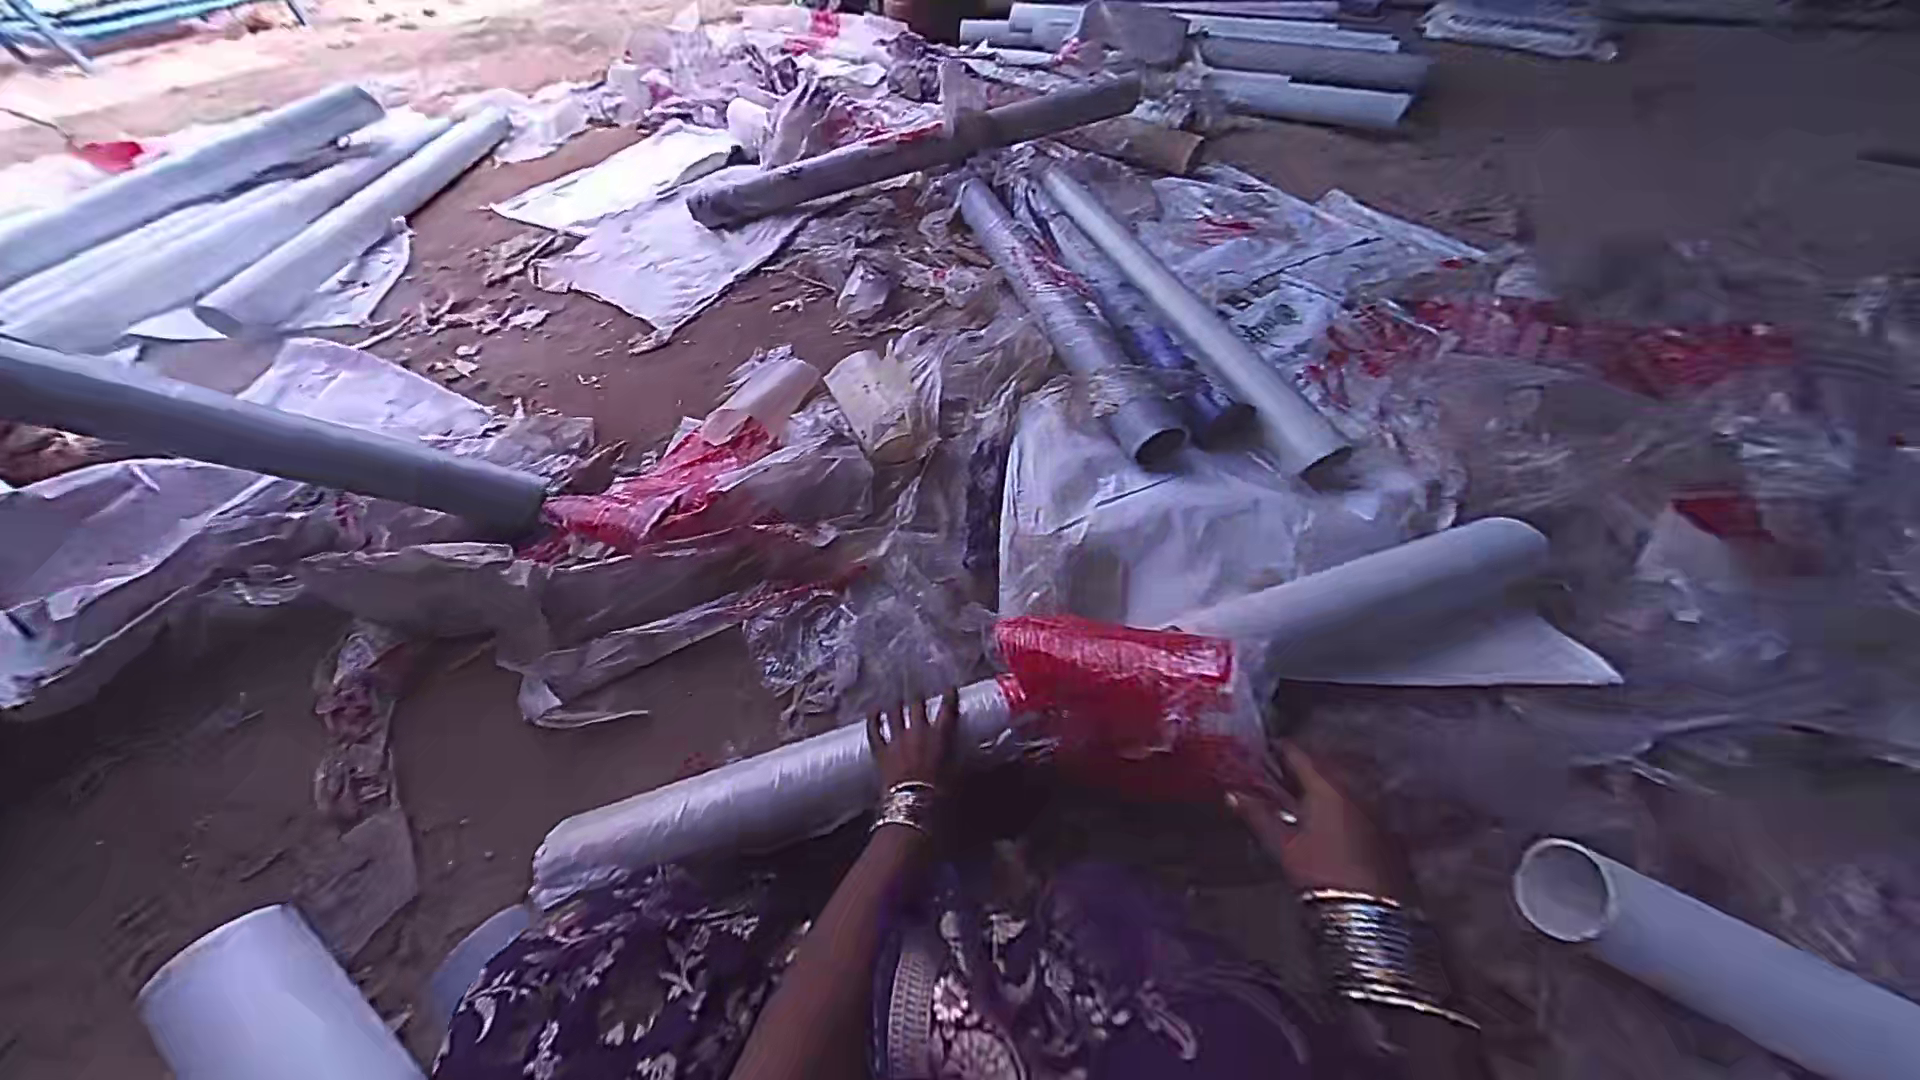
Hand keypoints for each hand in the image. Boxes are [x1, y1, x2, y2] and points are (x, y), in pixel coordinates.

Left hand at [867, 688, 959, 789]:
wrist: (912, 803)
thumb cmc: (941, 792)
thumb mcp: (958, 774)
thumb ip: (961, 761)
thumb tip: (968, 759)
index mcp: (939, 735)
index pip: (947, 709)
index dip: (949, 696)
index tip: (949, 687)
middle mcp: (918, 731)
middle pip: (917, 705)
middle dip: (918, 695)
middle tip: (917, 689)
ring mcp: (897, 739)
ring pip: (895, 713)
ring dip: (896, 703)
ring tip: (896, 696)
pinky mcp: (881, 750)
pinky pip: (875, 730)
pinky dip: (873, 718)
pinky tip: (873, 709)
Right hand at [1227, 740, 1405, 896]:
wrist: (1377, 916)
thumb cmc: (1322, 873)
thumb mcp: (1282, 844)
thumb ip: (1256, 815)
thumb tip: (1231, 794)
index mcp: (1325, 787)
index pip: (1298, 755)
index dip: (1277, 749)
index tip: (1261, 749)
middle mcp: (1354, 791)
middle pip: (1322, 768)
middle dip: (1297, 768)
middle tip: (1273, 772)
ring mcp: (1374, 812)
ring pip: (1340, 787)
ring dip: (1318, 788)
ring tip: (1296, 798)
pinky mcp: (1386, 834)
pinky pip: (1356, 806)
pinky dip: (1336, 806)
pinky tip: (1324, 822)